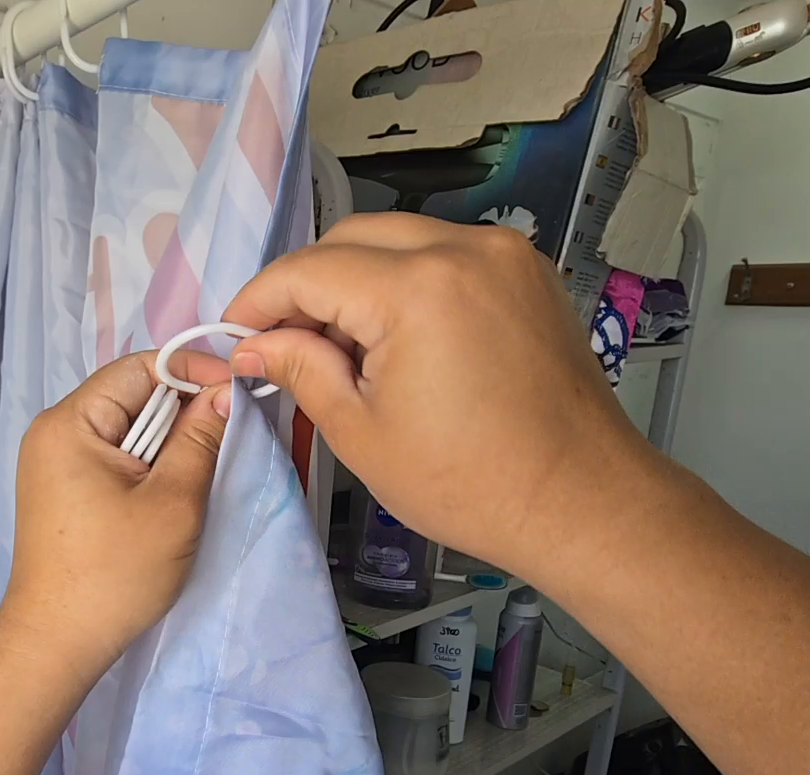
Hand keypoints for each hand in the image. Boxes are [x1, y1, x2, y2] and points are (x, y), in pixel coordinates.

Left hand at [0, 350, 232, 683]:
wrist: (57, 642)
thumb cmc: (116, 573)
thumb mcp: (173, 503)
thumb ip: (200, 440)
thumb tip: (224, 393)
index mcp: (69, 422)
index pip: (139, 368)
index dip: (191, 372)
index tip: (236, 393)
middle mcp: (52, 432)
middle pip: (129, 396)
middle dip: (181, 410)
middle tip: (228, 434)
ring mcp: (51, 463)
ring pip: (124, 429)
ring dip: (166, 442)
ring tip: (199, 468)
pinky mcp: (60, 491)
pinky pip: (110, 458)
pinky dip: (144, 466)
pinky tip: (166, 492)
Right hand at [221, 212, 666, 580]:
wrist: (579, 501)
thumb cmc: (461, 480)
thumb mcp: (359, 430)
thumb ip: (300, 369)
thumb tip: (251, 347)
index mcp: (417, 289)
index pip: (308, 270)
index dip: (257, 300)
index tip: (230, 335)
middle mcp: (464, 248)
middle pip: (350, 237)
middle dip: (302, 284)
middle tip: (276, 342)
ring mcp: (503, 255)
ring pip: (396, 239)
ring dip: (349, 281)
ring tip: (331, 345)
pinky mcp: (524, 273)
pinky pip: (440, 255)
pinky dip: (397, 282)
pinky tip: (386, 336)